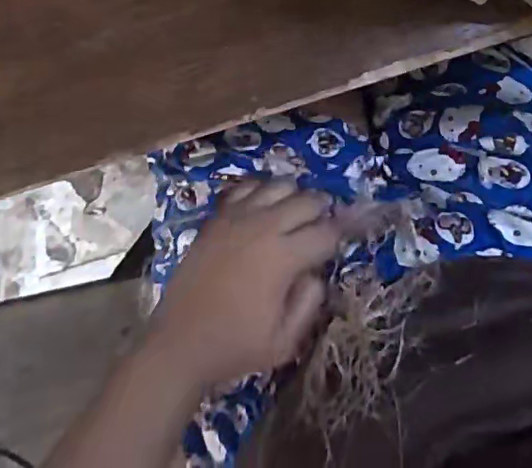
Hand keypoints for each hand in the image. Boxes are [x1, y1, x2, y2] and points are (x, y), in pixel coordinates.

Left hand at [141, 180, 361, 391]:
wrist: (179, 343)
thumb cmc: (235, 346)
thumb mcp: (285, 342)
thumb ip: (310, 303)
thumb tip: (317, 272)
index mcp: (284, 257)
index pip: (327, 232)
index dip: (344, 231)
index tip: (351, 233)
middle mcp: (264, 227)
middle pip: (307, 199)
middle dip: (323, 209)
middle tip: (324, 223)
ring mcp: (237, 217)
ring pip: (279, 185)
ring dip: (295, 195)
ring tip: (296, 211)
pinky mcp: (217, 216)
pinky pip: (246, 187)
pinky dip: (262, 190)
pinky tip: (264, 205)